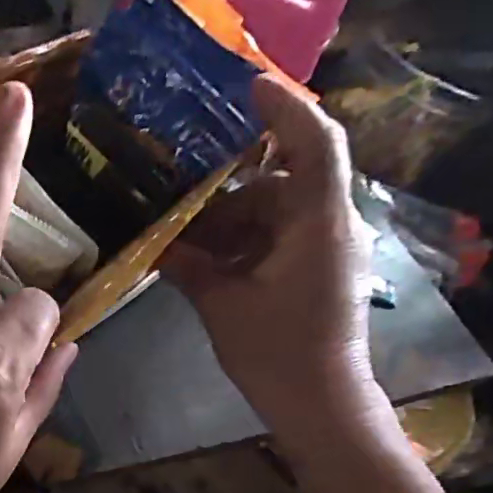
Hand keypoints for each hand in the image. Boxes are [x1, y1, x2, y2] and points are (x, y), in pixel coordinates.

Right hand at [163, 75, 382, 436]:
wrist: (320, 403)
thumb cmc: (276, 352)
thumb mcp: (223, 306)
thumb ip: (192, 268)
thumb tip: (160, 247)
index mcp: (319, 223)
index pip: (314, 143)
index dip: (284, 109)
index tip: (247, 89)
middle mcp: (332, 226)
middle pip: (283, 183)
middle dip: (230, 192)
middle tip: (183, 204)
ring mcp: (329, 250)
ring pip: (277, 215)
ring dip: (232, 224)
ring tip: (186, 244)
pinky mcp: (320, 273)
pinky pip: (280, 241)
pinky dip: (245, 246)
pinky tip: (208, 265)